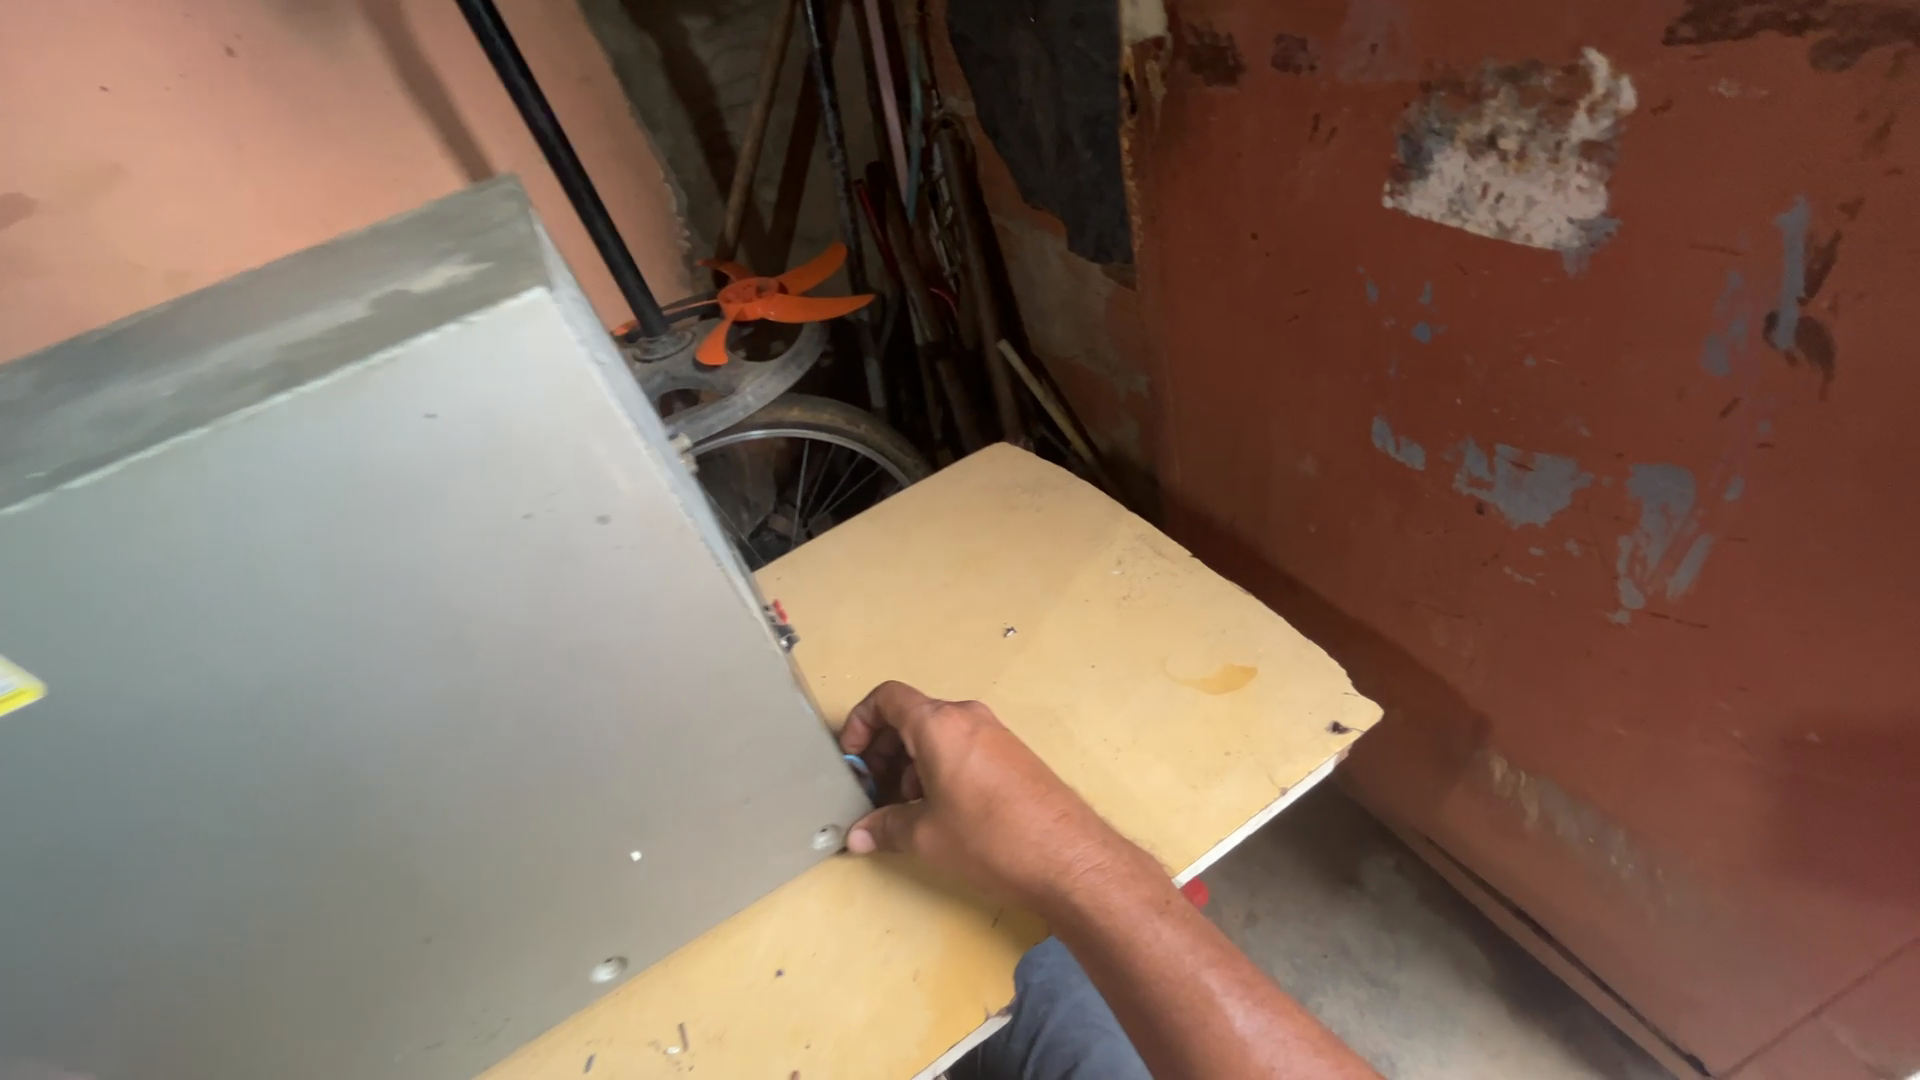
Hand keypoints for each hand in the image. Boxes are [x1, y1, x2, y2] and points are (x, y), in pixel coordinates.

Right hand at [837, 681, 1152, 911]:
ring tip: (904, 808)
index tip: (851, 757)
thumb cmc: (992, 839)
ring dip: (910, 763)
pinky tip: (938, 811)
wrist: (1068, 857)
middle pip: (909, 716)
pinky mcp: (1010, 754)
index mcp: (939, 723)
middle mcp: (967, 717)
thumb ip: (885, 828)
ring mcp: (993, 733)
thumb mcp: (926, 836)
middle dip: (882, 750)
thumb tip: (859, 836)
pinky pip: (961, 747)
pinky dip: (937, 768)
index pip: (887, 697)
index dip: (860, 721)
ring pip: (936, 734)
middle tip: (872, 790)